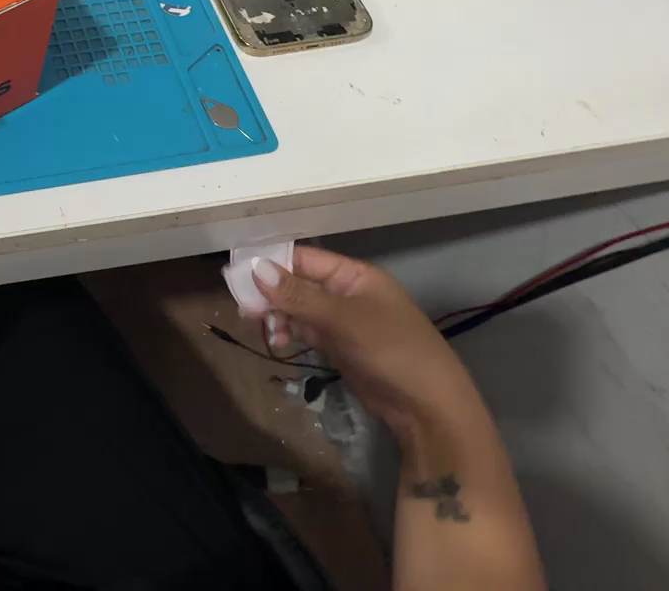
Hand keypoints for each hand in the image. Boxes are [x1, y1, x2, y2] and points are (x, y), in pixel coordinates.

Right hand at [251, 247, 480, 434]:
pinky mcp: (337, 344)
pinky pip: (303, 329)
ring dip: (277, 315)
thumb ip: (298, 295)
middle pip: (297, 282)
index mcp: (354, 275)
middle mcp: (345, 292)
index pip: (304, 258)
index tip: (240, 275)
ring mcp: (341, 319)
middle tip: (246, 308)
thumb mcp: (343, 319)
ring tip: (265, 330)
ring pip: (296, 307)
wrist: (428, 409)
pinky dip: (287, 332)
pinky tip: (278, 342)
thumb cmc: (392, 350)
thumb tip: (255, 268)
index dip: (272, 263)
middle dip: (271, 293)